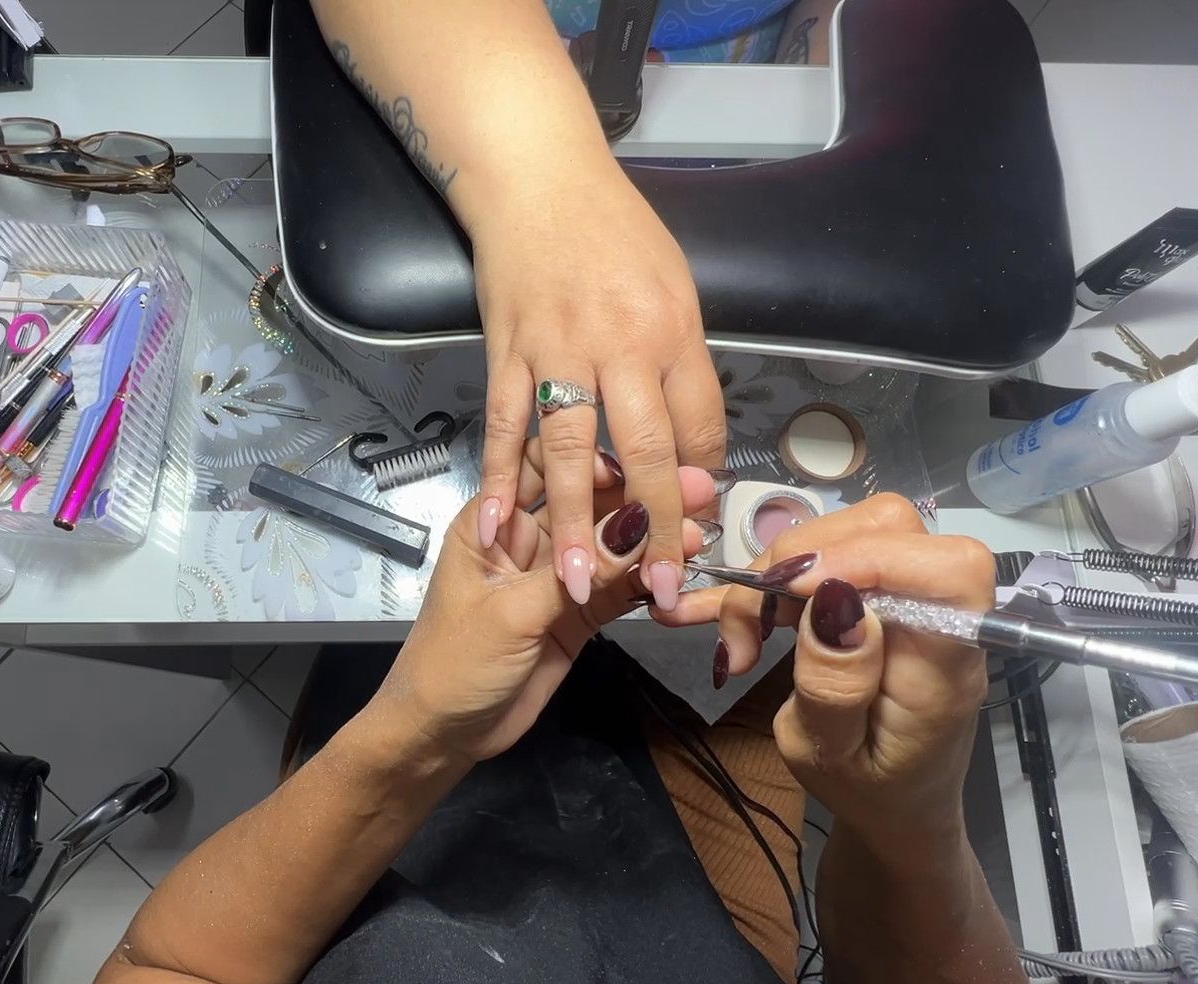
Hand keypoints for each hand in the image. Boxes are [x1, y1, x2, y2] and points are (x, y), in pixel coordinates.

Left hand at [378, 444, 717, 763]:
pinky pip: (617, 586)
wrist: (445, 734)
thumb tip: (640, 525)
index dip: (590, 462)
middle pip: (587, 503)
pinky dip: (646, 581)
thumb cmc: (455, 662)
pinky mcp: (577, 612)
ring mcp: (555, 575)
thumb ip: (577, 571)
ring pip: (609, 546)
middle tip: (694, 492)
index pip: (544, 467)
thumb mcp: (512, 612)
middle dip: (636, 498)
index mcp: (492, 519)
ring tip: (697, 535)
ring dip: (650, 541)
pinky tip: (681, 570)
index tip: (638, 467)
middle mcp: (527, 538)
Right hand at [468, 160, 725, 617]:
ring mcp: (558, 353)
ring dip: (572, 523)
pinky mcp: (506, 356)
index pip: (699, 426)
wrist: (539, 180)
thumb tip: (682, 437)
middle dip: (653, 527)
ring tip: (574, 583)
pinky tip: (498, 527)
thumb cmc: (615, 229)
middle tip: (657, 589)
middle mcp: (621, 346)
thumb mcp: (674, 285)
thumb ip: (681, 361)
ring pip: (570, 452)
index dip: (700, 481)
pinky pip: (505, 428)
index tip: (694, 520)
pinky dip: (500, 481)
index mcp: (674, 329)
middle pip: (644, 452)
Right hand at [654, 495, 994, 840]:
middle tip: (752, 624)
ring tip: (746, 632)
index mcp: (943, 662)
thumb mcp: (832, 756)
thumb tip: (832, 598)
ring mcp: (907, 599)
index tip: (790, 592)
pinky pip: (822, 558)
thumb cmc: (868, 791)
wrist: (895, 802)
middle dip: (796, 560)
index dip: (865, 556)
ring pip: (843, 532)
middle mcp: (936, 615)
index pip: (946, 568)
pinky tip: (708, 607)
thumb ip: (835, 684)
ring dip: (776, 573)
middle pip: (883, 528)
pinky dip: (761, 580)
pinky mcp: (874, 596)